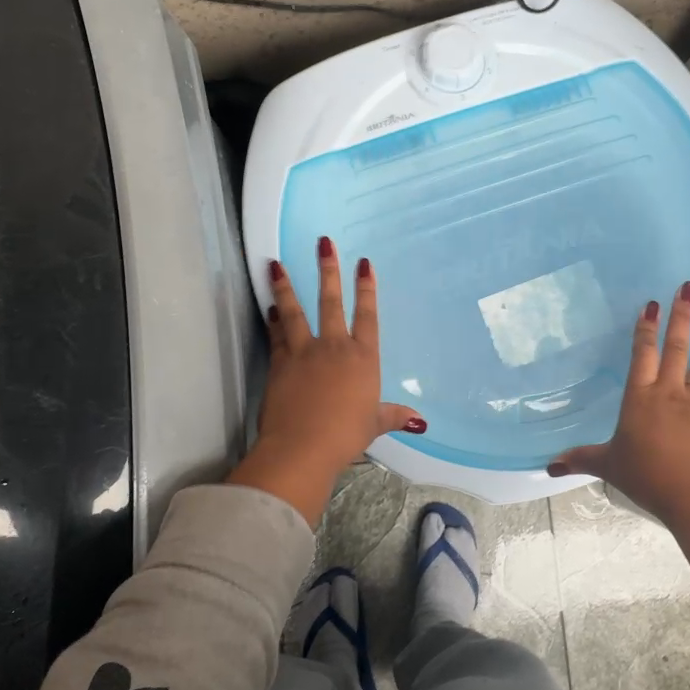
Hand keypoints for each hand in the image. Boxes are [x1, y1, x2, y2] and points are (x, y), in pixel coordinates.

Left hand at [227, 236, 424, 524]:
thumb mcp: (373, 424)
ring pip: (294, 311)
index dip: (366, 288)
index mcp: (363, 359)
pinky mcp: (279, 363)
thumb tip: (420, 421)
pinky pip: (276, 334)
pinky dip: (273, 319)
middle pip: (330, 301)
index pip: (366, 316)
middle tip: (323, 243)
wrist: (303, 446)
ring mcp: (304, 352)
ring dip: (286, 286)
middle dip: (328, 270)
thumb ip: (393, 415)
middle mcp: (334, 347)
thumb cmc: (345, 435)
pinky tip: (269, 306)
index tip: (363, 263)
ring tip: (276, 264)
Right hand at [546, 281, 689, 521]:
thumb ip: (581, 459)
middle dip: (680, 316)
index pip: (642, 354)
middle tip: (688, 288)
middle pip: (675, 347)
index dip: (646, 328)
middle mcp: (666, 393)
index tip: (652, 304)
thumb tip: (549, 466)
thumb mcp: (609, 465)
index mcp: (639, 397)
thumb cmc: (646, 475)